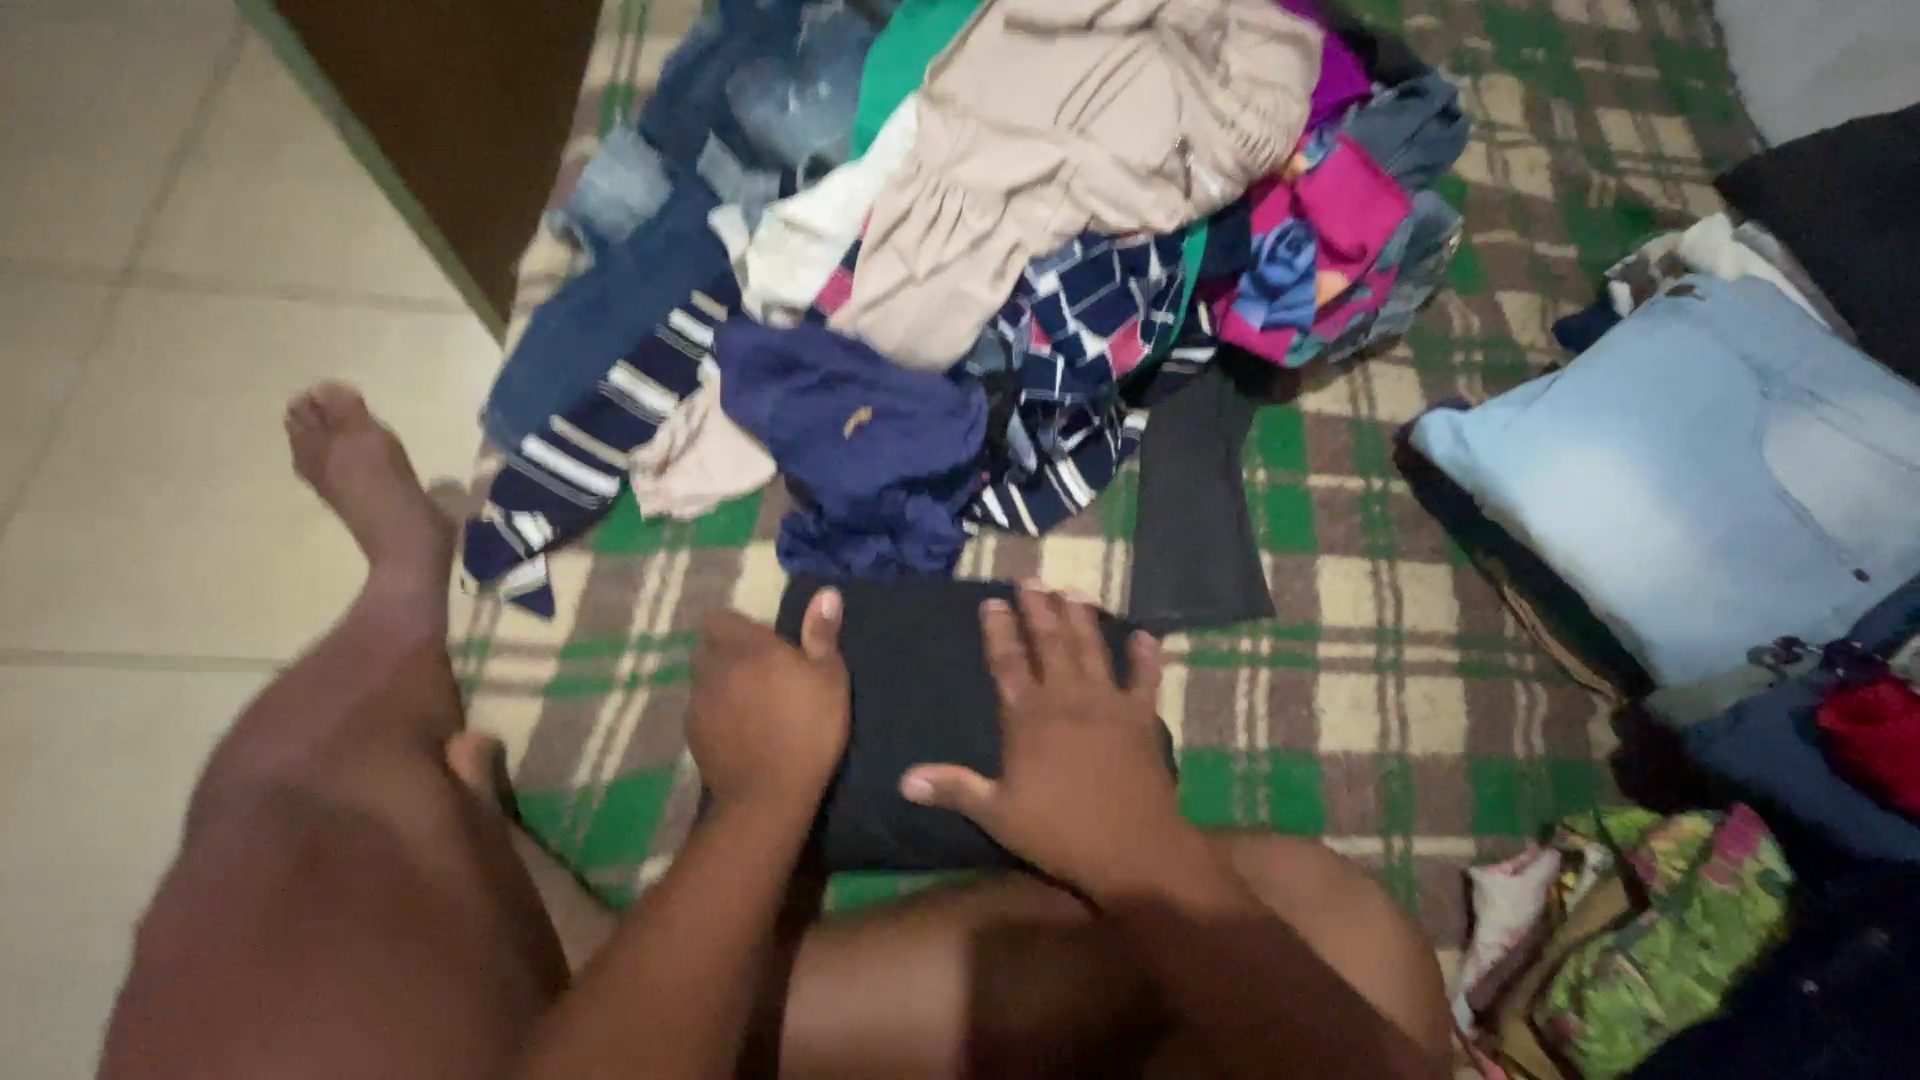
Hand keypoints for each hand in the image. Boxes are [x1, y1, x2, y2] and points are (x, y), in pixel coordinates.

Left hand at [688, 589, 848, 815]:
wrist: (769, 794)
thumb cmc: (809, 729)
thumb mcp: (830, 678)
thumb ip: (822, 633)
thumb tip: (827, 592)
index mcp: (748, 647)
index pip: (720, 618)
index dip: (737, 627)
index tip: (762, 644)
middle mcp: (715, 667)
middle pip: (708, 648)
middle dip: (726, 654)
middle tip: (758, 673)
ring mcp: (698, 701)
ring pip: (702, 681)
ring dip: (719, 684)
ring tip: (748, 705)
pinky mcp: (691, 733)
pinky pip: (700, 711)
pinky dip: (714, 714)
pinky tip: (738, 732)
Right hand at [900, 587, 1206, 894]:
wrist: (1132, 849)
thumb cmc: (1059, 831)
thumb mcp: (997, 814)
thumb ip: (954, 789)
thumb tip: (905, 780)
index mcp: (1028, 717)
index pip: (1007, 662)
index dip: (998, 630)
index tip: (992, 601)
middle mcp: (1067, 698)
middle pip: (1050, 643)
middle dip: (1038, 609)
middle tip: (1031, 581)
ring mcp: (1108, 703)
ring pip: (1091, 649)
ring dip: (1082, 618)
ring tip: (1073, 591)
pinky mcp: (1142, 717)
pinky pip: (1145, 679)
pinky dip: (1145, 656)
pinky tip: (1144, 635)